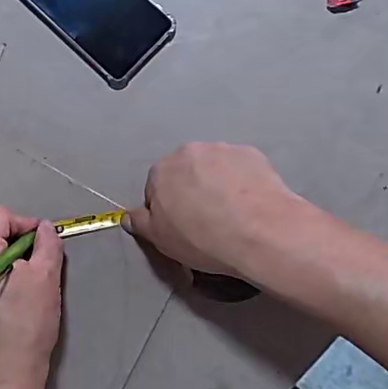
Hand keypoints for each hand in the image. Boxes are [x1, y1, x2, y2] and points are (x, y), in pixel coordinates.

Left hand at [0, 207, 62, 388]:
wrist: (8, 376)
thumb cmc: (27, 324)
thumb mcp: (45, 277)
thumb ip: (46, 243)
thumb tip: (43, 228)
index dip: (23, 223)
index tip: (42, 245)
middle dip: (20, 243)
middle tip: (41, 265)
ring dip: (15, 261)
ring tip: (32, 284)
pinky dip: (6, 276)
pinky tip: (19, 299)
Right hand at [124, 143, 331, 281]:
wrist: (260, 231)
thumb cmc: (204, 238)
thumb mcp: (161, 240)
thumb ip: (140, 223)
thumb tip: (127, 216)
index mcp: (161, 170)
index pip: (156, 188)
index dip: (168, 210)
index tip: (182, 227)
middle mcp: (189, 151)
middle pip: (185, 172)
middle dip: (191, 190)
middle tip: (206, 219)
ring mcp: (222, 149)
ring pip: (214, 167)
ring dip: (217, 183)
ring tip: (233, 212)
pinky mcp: (251, 153)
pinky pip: (240, 167)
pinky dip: (242, 181)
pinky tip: (250, 204)